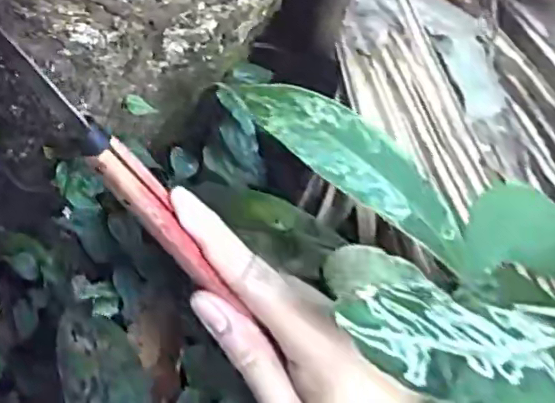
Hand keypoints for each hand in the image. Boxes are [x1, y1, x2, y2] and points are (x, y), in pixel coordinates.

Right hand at [171, 186, 416, 402]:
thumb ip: (252, 359)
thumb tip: (202, 296)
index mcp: (324, 345)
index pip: (253, 276)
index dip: (213, 234)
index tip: (180, 196)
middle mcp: (346, 323)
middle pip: (270, 281)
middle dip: (228, 267)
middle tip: (188, 250)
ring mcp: (365, 329)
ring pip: (292, 292)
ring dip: (258, 290)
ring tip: (236, 309)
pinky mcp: (374, 338)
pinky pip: (314, 307)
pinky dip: (286, 307)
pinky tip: (281, 332)